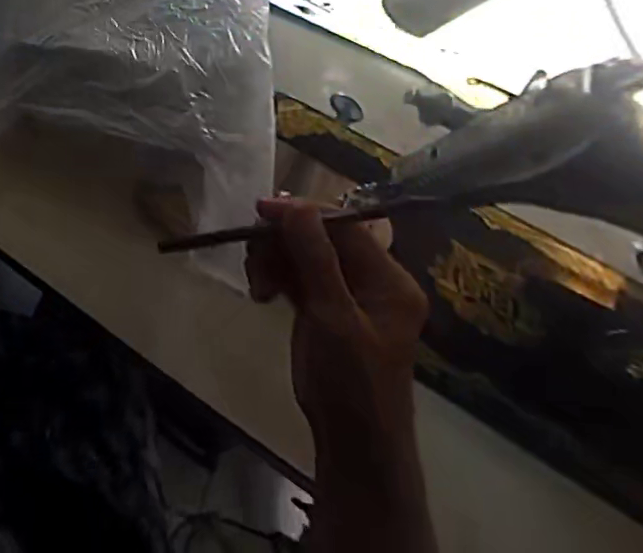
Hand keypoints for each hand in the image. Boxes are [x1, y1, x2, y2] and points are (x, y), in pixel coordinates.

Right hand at [247, 198, 435, 552]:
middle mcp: (371, 280)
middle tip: (254, 260)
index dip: (301, 214)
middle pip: (317, 237)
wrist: (351, 438)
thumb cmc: (351, 379)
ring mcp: (346, 293)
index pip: (343, 226)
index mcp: (389, 280)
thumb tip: (293, 205)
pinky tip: (261, 293)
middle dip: (281, 243)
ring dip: (272, 260)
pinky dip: (274, 276)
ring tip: (257, 285)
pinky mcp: (323, 305)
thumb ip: (315, 258)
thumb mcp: (331, 316)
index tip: (258, 211)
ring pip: (300, 253)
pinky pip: (294, 273)